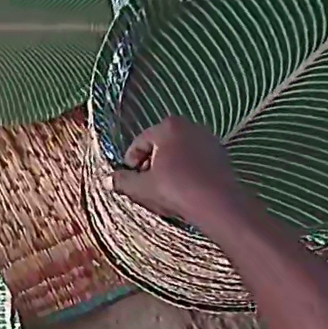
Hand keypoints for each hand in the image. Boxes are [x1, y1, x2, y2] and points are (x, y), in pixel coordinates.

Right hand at [109, 117, 262, 229]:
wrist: (215, 202)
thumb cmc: (175, 189)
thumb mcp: (142, 188)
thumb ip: (122, 181)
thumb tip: (107, 180)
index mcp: (168, 127)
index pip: (140, 142)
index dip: (130, 162)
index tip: (128, 179)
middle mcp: (190, 126)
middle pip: (161, 145)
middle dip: (150, 164)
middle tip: (144, 185)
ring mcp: (208, 140)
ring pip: (179, 153)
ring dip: (168, 169)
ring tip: (163, 190)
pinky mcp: (220, 155)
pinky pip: (195, 161)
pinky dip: (185, 172)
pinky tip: (183, 191)